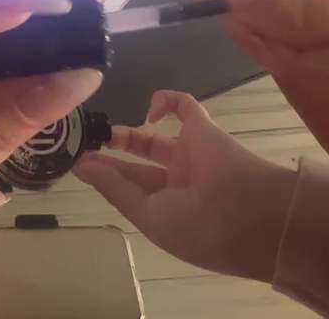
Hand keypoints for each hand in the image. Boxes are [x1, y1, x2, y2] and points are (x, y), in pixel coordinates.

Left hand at [72, 90, 297, 281]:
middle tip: (83, 140)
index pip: (131, 190)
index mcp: (169, 211)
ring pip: (154, 137)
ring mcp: (190, 154)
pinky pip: (184, 106)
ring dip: (128, 133)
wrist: (253, 212)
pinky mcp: (202, 128)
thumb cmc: (199, 227)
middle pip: (138, 165)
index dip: (106, 175)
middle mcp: (179, 184)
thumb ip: (115, 189)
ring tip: (102, 127)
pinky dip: (165, 100)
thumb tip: (80, 169)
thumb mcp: (151, 218)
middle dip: (112, 155)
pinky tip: (149, 111)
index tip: (75, 160)